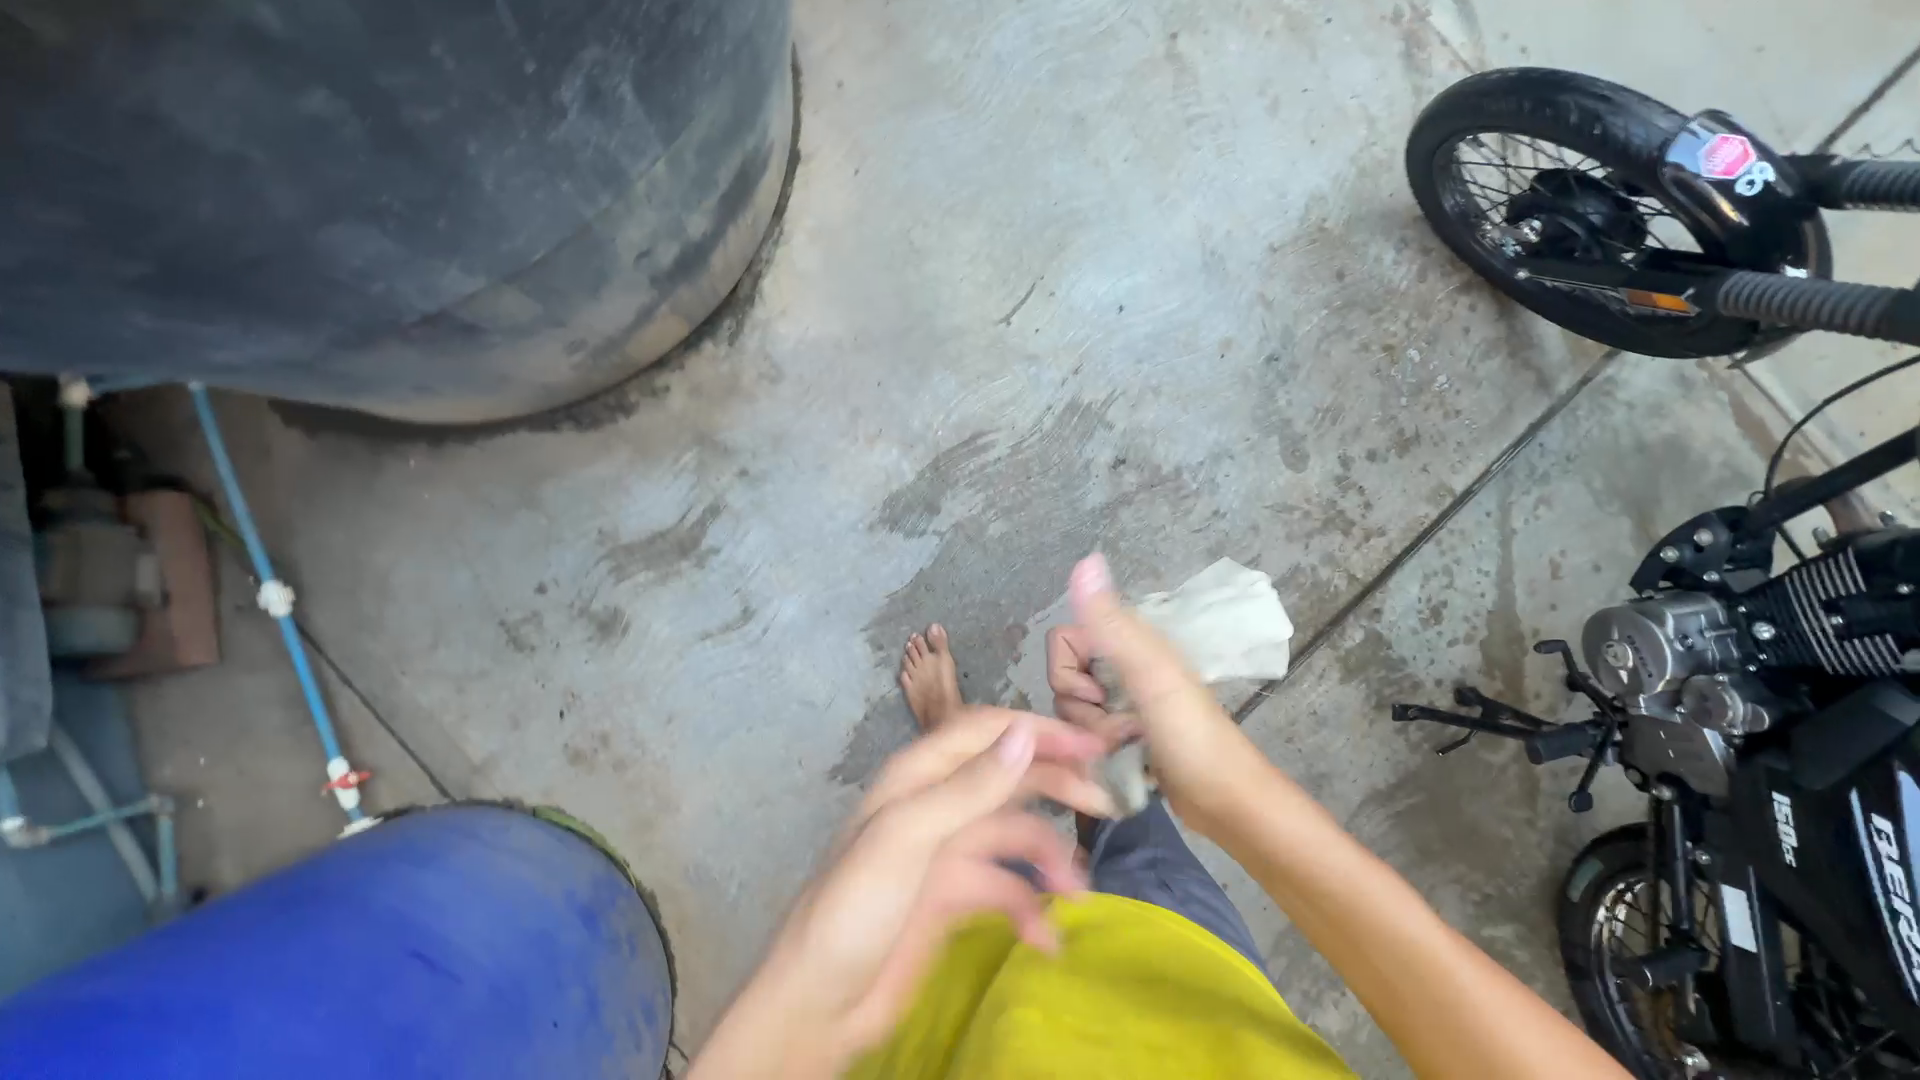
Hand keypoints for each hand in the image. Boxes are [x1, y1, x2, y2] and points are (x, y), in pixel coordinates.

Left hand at [692, 707, 1110, 1077]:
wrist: (818, 1003)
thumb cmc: (854, 909)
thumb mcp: (909, 839)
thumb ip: (968, 787)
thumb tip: (1025, 734)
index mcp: (918, 776)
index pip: (987, 732)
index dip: (1040, 732)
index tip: (1093, 746)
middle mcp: (935, 805)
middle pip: (1008, 778)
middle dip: (1056, 787)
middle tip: (1104, 806)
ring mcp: (945, 853)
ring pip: (1014, 837)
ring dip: (1049, 859)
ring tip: (1078, 893)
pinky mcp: (952, 899)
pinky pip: (1005, 890)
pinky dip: (1030, 908)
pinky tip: (1046, 939)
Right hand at [1046, 553, 1265, 834]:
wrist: (1227, 801)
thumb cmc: (1192, 736)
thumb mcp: (1151, 676)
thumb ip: (1113, 625)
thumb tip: (1086, 560)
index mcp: (1129, 643)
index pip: (1062, 641)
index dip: (1067, 672)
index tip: (1095, 695)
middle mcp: (1122, 668)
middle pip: (1063, 680)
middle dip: (1082, 710)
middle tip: (1122, 728)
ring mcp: (1123, 705)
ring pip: (1071, 712)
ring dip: (1092, 735)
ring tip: (1129, 747)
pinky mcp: (1124, 738)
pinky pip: (1085, 737)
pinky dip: (1096, 752)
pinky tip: (1122, 763)